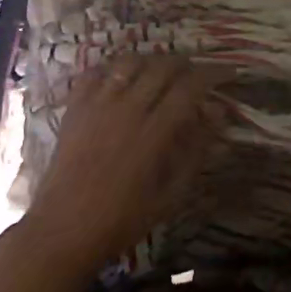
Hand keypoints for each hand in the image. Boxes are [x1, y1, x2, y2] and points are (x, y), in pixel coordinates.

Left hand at [25, 56, 225, 268]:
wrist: (62, 231)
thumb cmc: (121, 220)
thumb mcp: (169, 196)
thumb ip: (195, 151)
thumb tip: (218, 114)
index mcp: (153, 133)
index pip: (189, 87)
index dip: (212, 74)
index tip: (228, 71)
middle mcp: (126, 110)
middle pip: (162, 67)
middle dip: (186, 63)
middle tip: (196, 72)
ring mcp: (96, 105)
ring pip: (129, 62)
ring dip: (152, 60)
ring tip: (162, 70)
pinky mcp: (74, 108)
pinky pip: (94, 72)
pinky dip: (113, 67)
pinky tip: (121, 76)